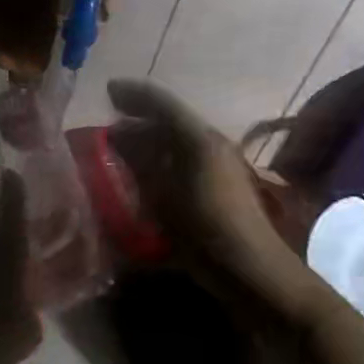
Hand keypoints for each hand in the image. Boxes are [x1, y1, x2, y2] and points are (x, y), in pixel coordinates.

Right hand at [105, 79, 289, 272]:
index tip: (108, 92)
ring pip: (181, 137)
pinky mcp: (227, 181)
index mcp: (197, 137)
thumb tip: (119, 134)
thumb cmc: (204, 231)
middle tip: (110, 124)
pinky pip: (189, 155)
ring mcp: (223, 160)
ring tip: (124, 149)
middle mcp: (213, 140)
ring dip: (152, 138)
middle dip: (140, 117)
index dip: (132, 93)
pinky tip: (150, 173)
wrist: (255, 271)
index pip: (161, 101)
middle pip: (172, 118)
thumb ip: (139, 160)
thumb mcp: (162, 196)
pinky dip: (165, 155)